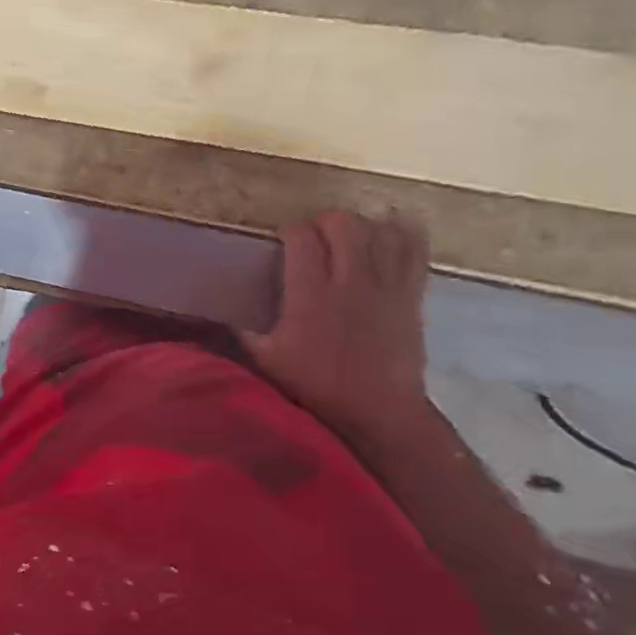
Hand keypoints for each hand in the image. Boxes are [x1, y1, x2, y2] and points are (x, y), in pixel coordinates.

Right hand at [241, 211, 431, 443]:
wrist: (378, 411)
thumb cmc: (319, 388)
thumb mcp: (270, 362)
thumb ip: (245, 333)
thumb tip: (222, 315)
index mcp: (311, 294)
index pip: (300, 238)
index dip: (289, 231)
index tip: (283, 242)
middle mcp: (350, 280)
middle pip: (341, 223)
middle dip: (324, 223)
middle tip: (315, 240)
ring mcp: (385, 284)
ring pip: (377, 229)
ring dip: (360, 227)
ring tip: (349, 241)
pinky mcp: (411, 292)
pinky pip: (413, 247)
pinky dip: (400, 235)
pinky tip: (387, 239)